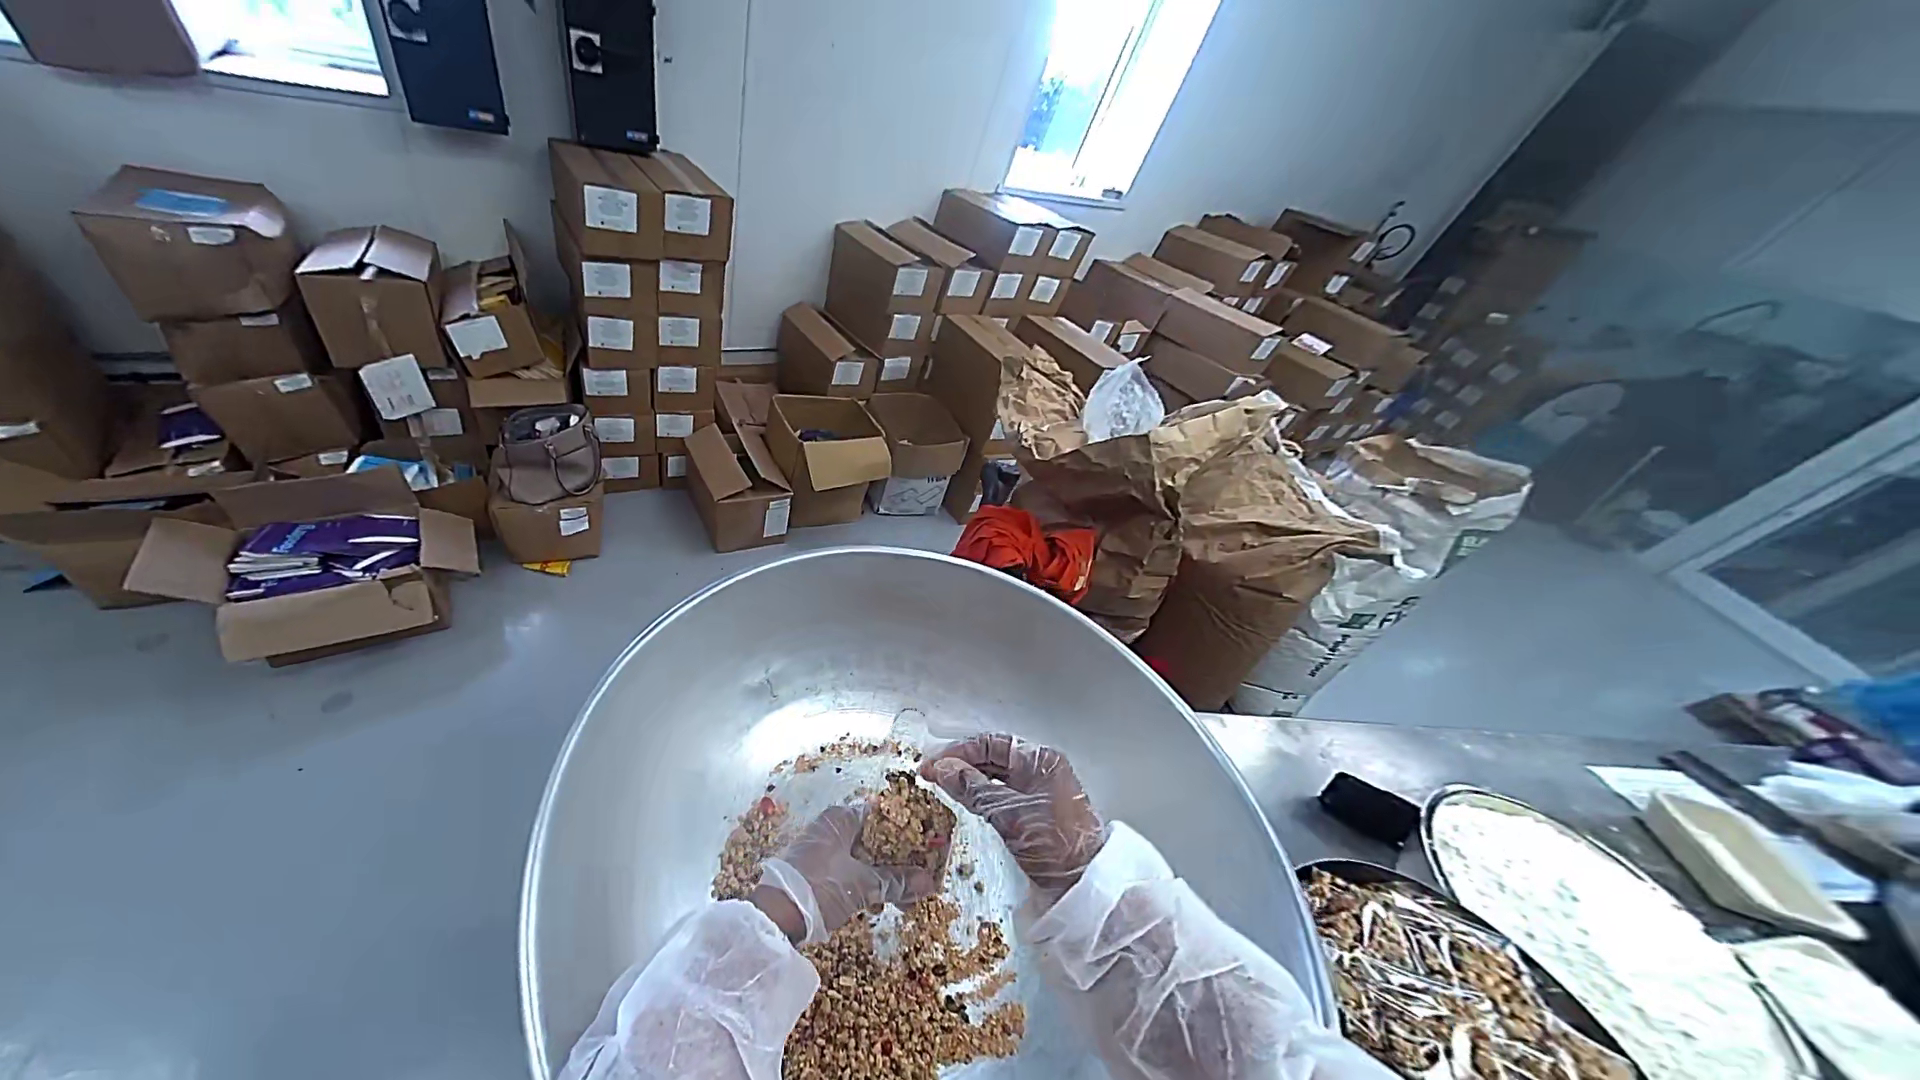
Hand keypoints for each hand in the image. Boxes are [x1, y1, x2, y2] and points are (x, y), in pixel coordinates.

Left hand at [751, 806, 937, 945]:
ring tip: (906, 896)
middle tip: (920, 876)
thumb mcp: (862, 884)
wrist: (772, 920)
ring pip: (863, 856)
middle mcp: (831, 827)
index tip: (926, 846)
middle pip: (874, 837)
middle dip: (898, 859)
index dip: (907, 829)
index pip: (882, 814)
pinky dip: (867, 882)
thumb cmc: (818, 888)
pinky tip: (881, 901)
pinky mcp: (815, 871)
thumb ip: (896, 881)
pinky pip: (850, 870)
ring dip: (885, 874)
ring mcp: (822, 849)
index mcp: (841, 817)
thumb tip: (929, 882)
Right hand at [920, 733, 1105, 895]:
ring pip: (997, 775)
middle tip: (932, 775)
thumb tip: (943, 769)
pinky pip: (1004, 792)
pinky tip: (966, 800)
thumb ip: (974, 789)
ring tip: (943, 786)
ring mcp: (1040, 789)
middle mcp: (1041, 768)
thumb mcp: (1009, 815)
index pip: (992, 744)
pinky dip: (983, 794)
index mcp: (1040, 759)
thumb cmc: (1054, 845)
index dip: (959, 752)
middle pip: (993, 757)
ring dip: (970, 779)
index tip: (933, 764)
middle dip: (962, 764)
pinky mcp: (1037, 809)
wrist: (1084, 886)